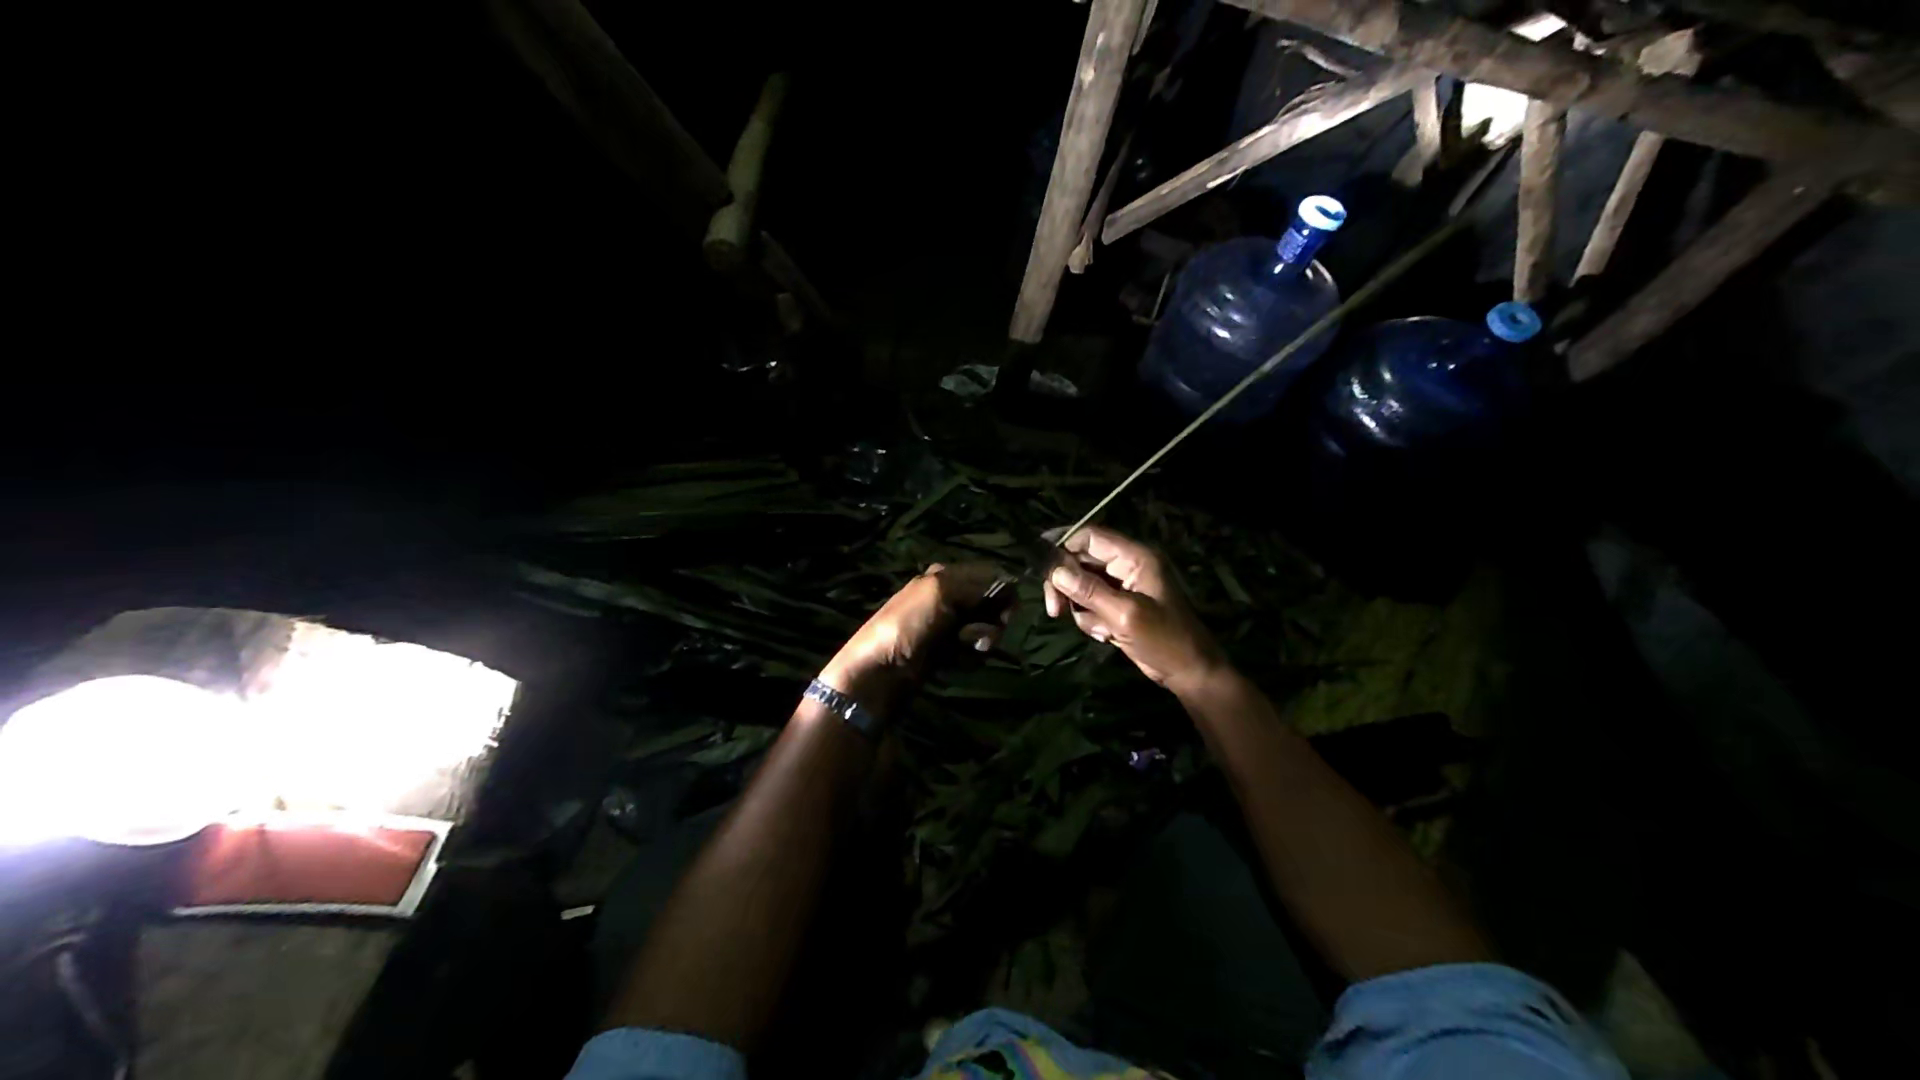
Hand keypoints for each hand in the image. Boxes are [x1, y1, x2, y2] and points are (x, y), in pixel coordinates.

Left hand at [818, 562, 1004, 713]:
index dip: (1003, 593)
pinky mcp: (950, 650)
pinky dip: (971, 657)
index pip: (992, 576)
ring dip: (982, 642)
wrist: (880, 668)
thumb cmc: (908, 623)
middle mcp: (951, 596)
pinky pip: (976, 650)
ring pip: (988, 630)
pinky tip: (956, 661)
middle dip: (993, 622)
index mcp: (947, 574)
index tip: (1004, 613)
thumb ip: (978, 584)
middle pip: (994, 605)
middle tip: (974, 636)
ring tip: (962, 650)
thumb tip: (1011, 585)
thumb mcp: (942, 591)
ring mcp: (950, 625)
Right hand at [1042, 525, 1227, 693]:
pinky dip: (1091, 620)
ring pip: (1081, 585)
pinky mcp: (1118, 606)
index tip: (1040, 566)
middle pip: (1080, 561)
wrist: (1189, 673)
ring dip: (1081, 608)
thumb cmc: (1165, 640)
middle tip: (1054, 610)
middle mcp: (1126, 566)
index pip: (1090, 537)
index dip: (1063, 545)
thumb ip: (1089, 591)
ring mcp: (1121, 587)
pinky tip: (1106, 635)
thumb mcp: (1125, 615)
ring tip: (1099, 629)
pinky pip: (1090, 604)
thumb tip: (1055, 570)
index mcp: (1135, 557)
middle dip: (1066, 585)